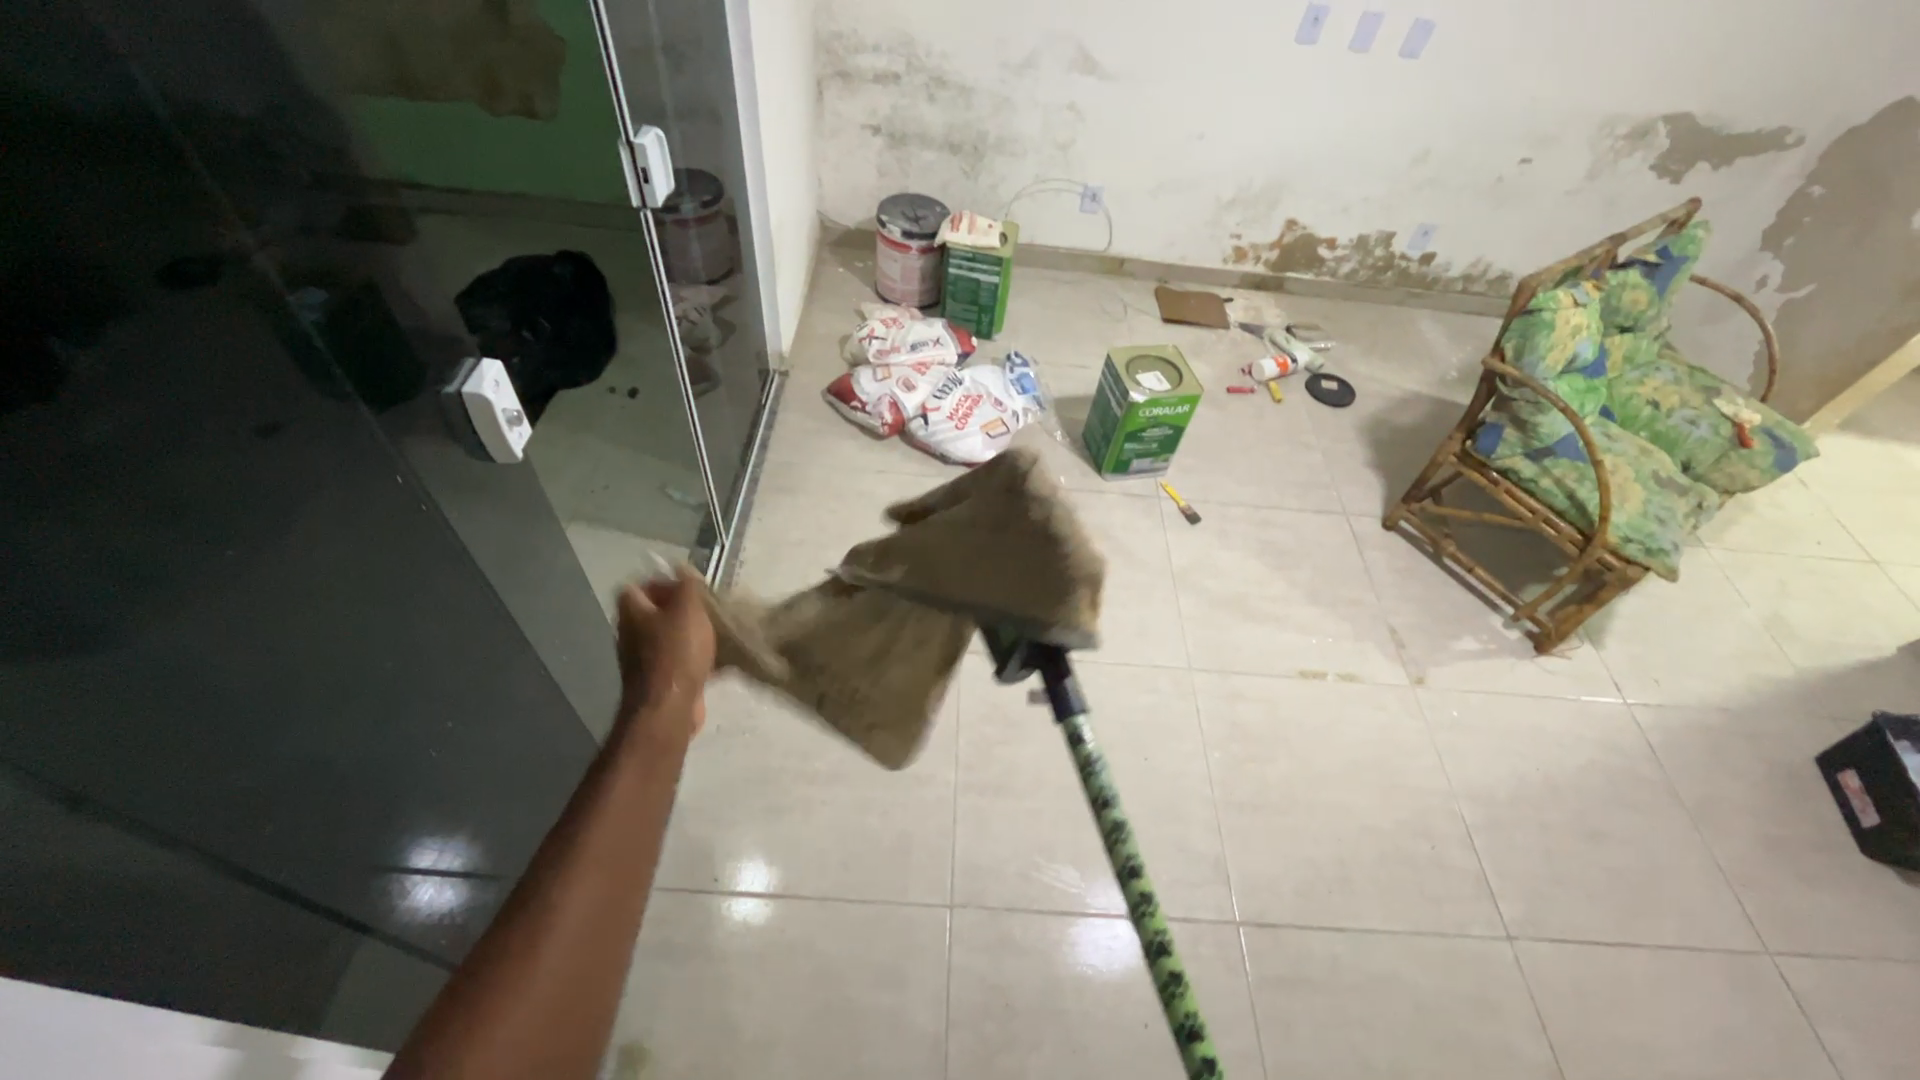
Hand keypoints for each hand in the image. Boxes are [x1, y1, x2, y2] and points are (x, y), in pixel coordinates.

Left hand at [614, 565, 715, 742]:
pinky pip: (680, 661)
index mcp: (633, 612)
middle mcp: (632, 634)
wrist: (670, 707)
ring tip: (717, 631)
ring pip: (669, 637)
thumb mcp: (688, 609)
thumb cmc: (677, 652)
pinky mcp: (662, 681)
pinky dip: (697, 658)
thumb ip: (687, 585)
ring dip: (691, 634)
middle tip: (707, 608)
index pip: (637, 587)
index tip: (688, 587)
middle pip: (655, 613)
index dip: (661, 582)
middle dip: (682, 609)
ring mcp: (645, 660)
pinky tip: (720, 658)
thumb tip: (684, 568)